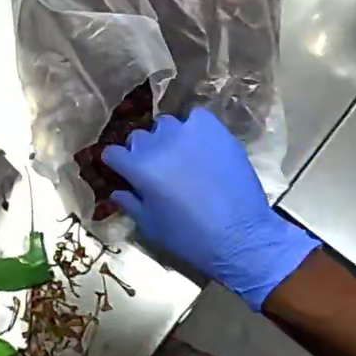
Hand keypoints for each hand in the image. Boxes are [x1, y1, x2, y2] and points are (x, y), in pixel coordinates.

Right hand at [103, 107, 318, 310]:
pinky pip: (197, 117)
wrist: (242, 237)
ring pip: (166, 124)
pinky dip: (195, 127)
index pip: (112, 153)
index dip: (116, 164)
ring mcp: (187, 134)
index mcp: (138, 168)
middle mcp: (158, 145)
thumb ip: (131, 205)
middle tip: (156, 168)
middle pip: (138, 137)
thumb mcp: (151, 226)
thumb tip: (117, 192)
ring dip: (167, 138)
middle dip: (141, 151)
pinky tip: (202, 143)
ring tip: (180, 154)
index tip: (124, 172)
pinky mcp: (214, 130)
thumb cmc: (190, 238)